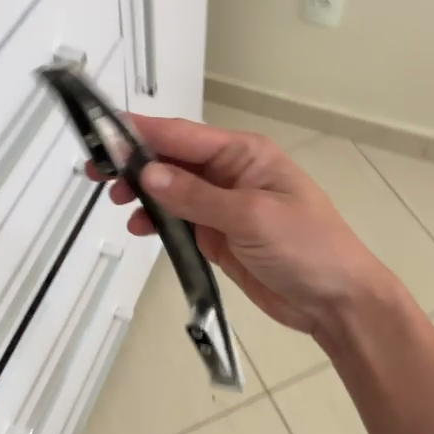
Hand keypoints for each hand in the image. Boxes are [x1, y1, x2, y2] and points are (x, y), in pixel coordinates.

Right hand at [108, 115, 402, 341]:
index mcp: (244, 154)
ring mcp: (224, 206)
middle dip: (136, 163)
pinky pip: (179, 221)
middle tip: (97, 173)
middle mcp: (231, 174)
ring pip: (172, 190)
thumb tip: (147, 173)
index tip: (102, 132)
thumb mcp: (250, 216)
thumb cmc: (307, 247)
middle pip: (173, 159)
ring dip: (144, 194)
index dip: (141, 133)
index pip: (183, 135)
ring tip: (117, 202)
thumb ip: (196, 196)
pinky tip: (140, 227)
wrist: (336, 300)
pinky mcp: (219, 236)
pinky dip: (158, 222)